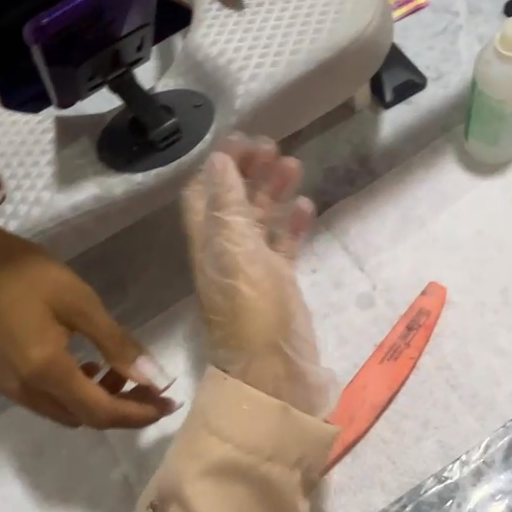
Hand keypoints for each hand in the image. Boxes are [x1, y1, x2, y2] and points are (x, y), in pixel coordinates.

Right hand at [0, 171, 173, 428]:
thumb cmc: (30, 274)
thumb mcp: (81, 303)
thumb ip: (117, 344)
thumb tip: (155, 378)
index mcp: (45, 371)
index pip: (100, 411)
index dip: (137, 413)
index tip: (169, 403)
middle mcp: (24, 390)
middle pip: (84, 418)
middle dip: (123, 410)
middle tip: (154, 389)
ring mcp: (9, 388)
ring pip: (66, 413)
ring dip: (99, 402)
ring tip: (125, 374)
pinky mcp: (2, 379)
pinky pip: (47, 401)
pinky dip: (75, 394)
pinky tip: (90, 367)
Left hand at [180, 136, 330, 414]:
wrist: (274, 372)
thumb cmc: (252, 309)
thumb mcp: (236, 251)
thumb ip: (229, 206)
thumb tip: (218, 160)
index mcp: (208, 241)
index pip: (204, 193)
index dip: (219, 165)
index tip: (244, 139)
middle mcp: (226, 251)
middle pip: (233, 202)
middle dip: (249, 171)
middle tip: (274, 146)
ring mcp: (254, 269)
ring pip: (260, 221)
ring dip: (273, 190)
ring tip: (294, 164)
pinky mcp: (279, 284)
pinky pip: (283, 246)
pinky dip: (292, 224)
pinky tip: (307, 206)